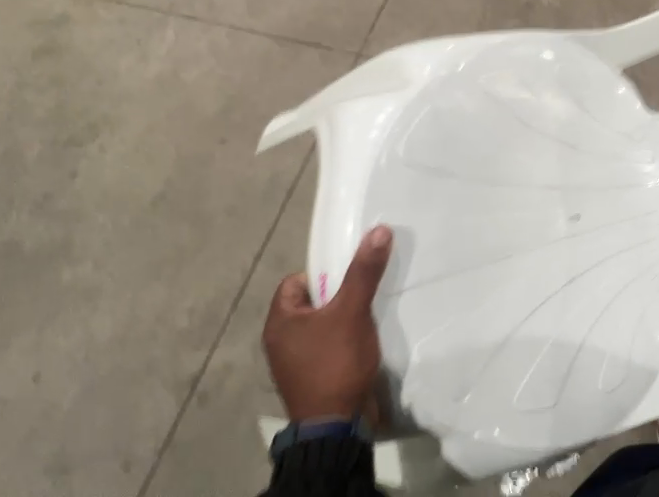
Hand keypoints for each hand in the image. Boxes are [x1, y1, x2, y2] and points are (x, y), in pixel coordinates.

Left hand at [263, 225, 392, 420]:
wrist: (337, 426)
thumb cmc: (334, 364)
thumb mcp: (351, 312)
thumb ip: (364, 273)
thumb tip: (379, 231)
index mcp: (279, 322)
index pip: (297, 281)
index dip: (324, 273)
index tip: (350, 276)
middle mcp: (282, 340)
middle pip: (314, 302)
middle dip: (340, 294)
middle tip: (365, 291)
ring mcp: (298, 362)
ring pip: (325, 325)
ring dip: (347, 317)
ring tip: (371, 312)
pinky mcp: (316, 376)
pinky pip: (331, 345)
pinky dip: (348, 339)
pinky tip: (368, 338)